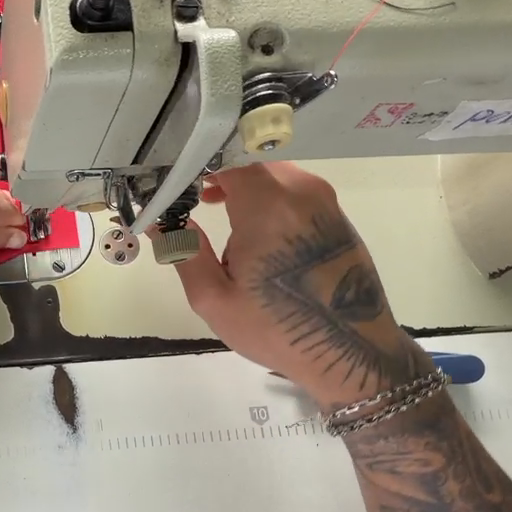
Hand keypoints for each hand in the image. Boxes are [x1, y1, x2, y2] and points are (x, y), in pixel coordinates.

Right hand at [170, 163, 427, 408]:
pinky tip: (253, 235)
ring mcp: (325, 203)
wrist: (350, 351)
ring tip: (218, 218)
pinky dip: (267, 201)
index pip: (227, 159)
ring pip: (274, 177)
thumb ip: (184, 251)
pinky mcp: (337, 218)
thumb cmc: (276, 327)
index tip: (174, 185)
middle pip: (251, 165)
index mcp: (268, 206)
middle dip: (218, 176)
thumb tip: (161, 222)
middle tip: (190, 202)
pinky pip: (293, 193)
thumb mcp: (213, 298)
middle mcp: (302, 192)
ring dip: (244, 190)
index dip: (196, 166)